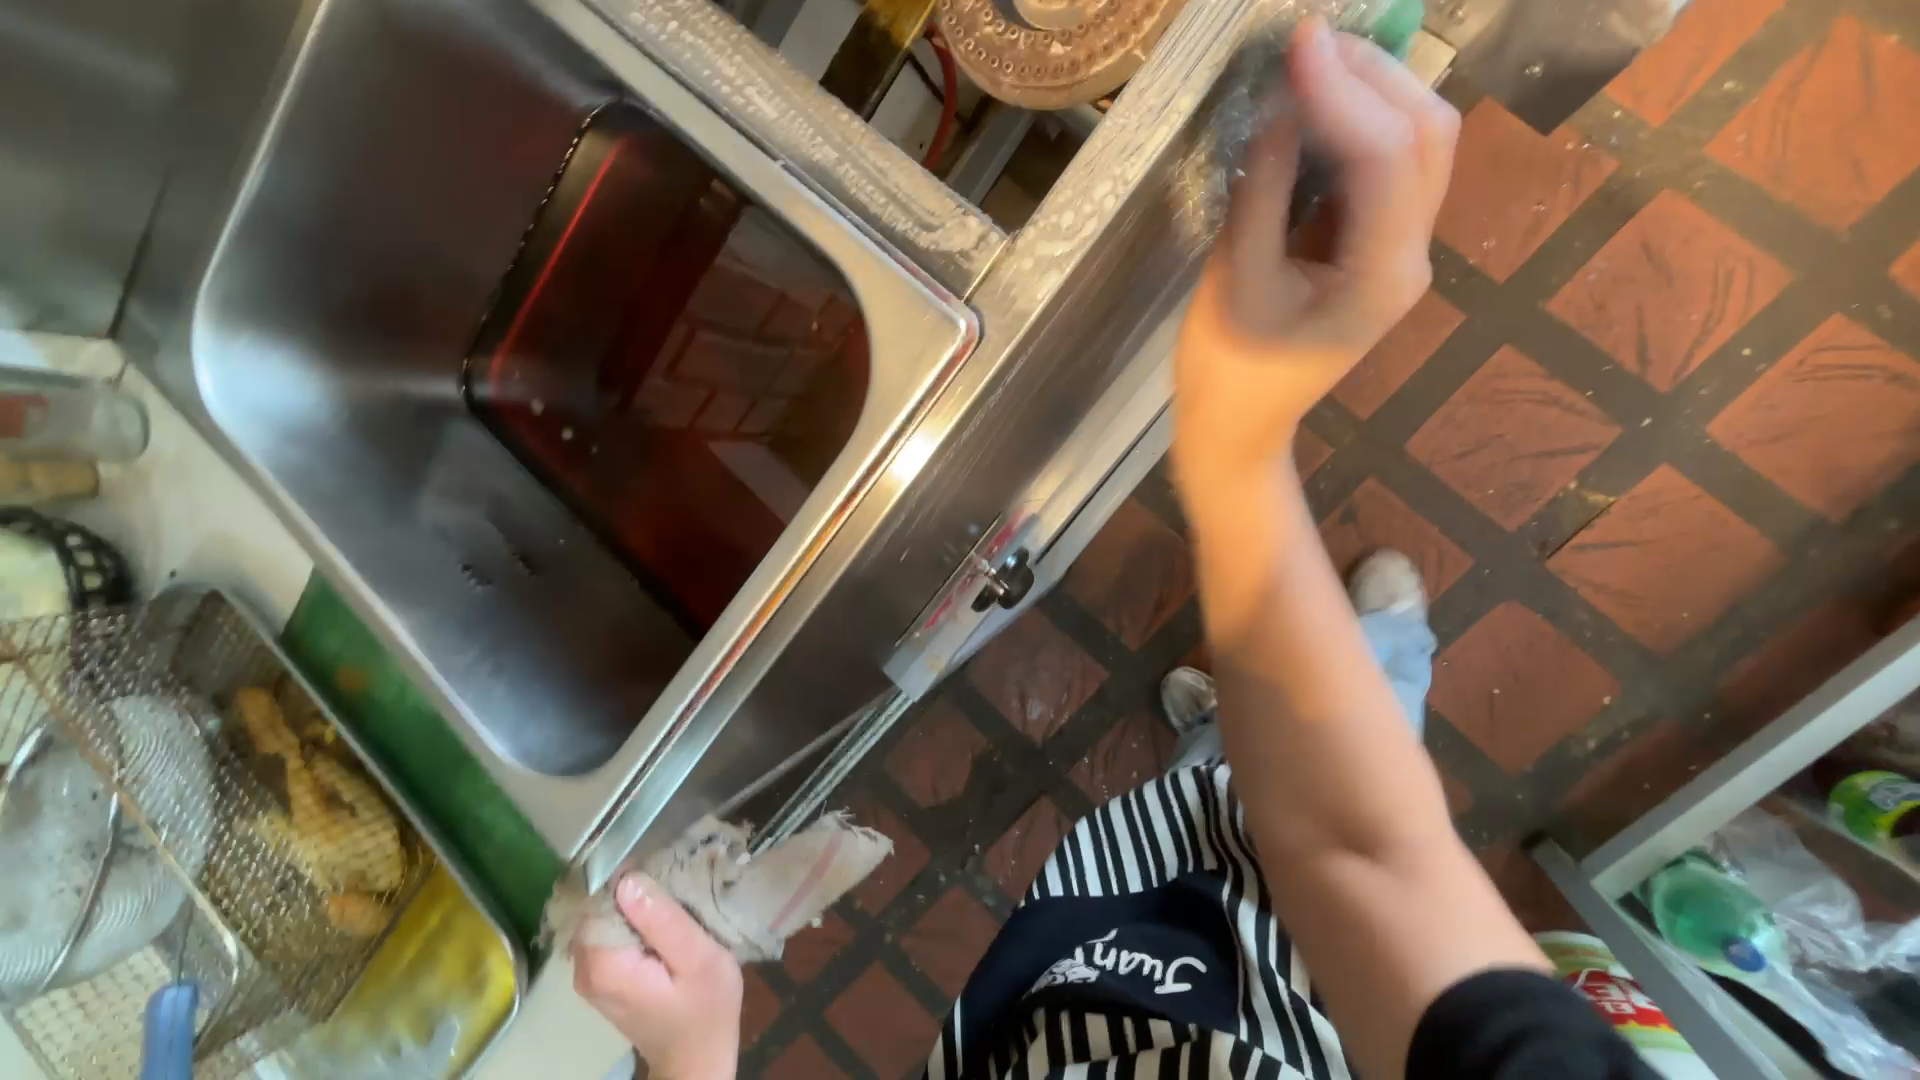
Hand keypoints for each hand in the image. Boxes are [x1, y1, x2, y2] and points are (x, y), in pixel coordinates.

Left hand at [573, 873, 742, 1079]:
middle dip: (633, 892)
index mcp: (604, 964)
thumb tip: (628, 880)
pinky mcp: (601, 980)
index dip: (631, 880)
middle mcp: (584, 971)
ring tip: (671, 904)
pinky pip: (608, 935)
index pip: (600, 899)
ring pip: (603, 919)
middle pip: (598, 908)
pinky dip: (631, 924)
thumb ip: (663, 920)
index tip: (664, 874)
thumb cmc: (706, 1010)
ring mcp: (589, 978)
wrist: (698, 1059)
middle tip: (674, 891)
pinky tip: (660, 925)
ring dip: (634, 907)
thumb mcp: (698, 959)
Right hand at [1172, 16, 1457, 495]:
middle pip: (1427, 135)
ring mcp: (1400, 254)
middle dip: (1375, 73)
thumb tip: (1277, 106)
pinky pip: (1387, 170)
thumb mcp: (1236, 282)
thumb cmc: (1226, 373)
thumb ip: (1262, 192)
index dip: (1345, 90)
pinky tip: (1319, 104)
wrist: (1237, 430)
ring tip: (1313, 60)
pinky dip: (1359, 126)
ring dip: (1374, 91)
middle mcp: (1409, 257)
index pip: (1387, 156)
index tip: (1297, 42)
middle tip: (1309, 41)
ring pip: (1418, 145)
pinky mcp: (1378, 251)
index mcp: (1379, 278)